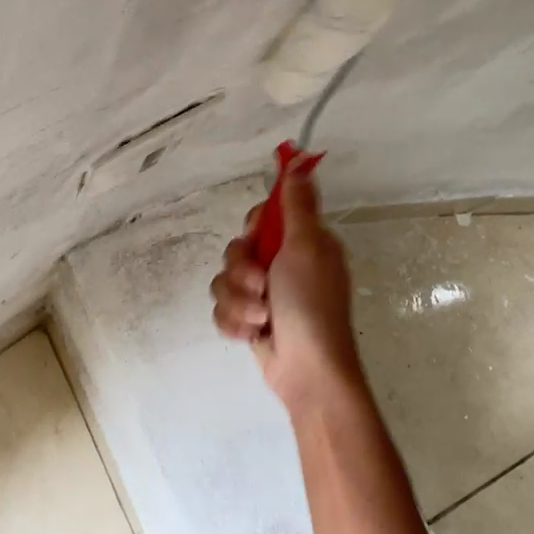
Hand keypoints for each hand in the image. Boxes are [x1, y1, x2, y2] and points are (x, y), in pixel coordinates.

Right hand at [210, 166, 365, 410]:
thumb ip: (297, 206)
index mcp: (302, 243)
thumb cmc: (310, 305)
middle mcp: (283, 265)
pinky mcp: (250, 321)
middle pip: (236, 250)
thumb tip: (301, 163)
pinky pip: (223, 310)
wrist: (306, 370)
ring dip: (238, 303)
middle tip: (261, 287)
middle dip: (241, 273)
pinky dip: (235, 323)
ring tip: (260, 320)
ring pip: (224, 282)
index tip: (259, 242)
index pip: (262, 217)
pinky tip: (252, 335)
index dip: (253, 230)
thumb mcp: (306, 248)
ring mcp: (265, 296)